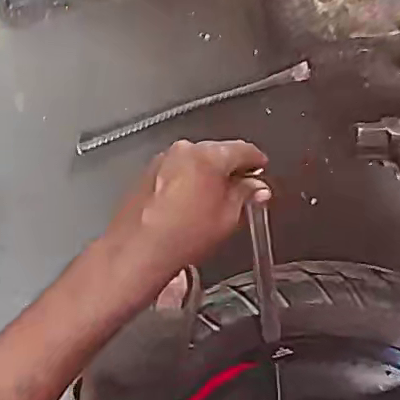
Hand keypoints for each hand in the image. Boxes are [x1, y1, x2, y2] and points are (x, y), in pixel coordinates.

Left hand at [98, 140, 270, 297]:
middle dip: (231, 168)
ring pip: (196, 160)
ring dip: (208, 174)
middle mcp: (184, 151)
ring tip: (214, 204)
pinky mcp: (149, 172)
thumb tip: (255, 188)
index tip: (261, 168)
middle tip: (243, 190)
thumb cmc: (180, 236)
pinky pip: (177, 170)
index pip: (243, 149)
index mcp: (209, 156)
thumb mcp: (228, 218)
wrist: (138, 250)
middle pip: (218, 152)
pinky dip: (188, 180)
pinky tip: (191, 205)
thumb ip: (246, 195)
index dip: (257, 160)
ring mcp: (164, 160)